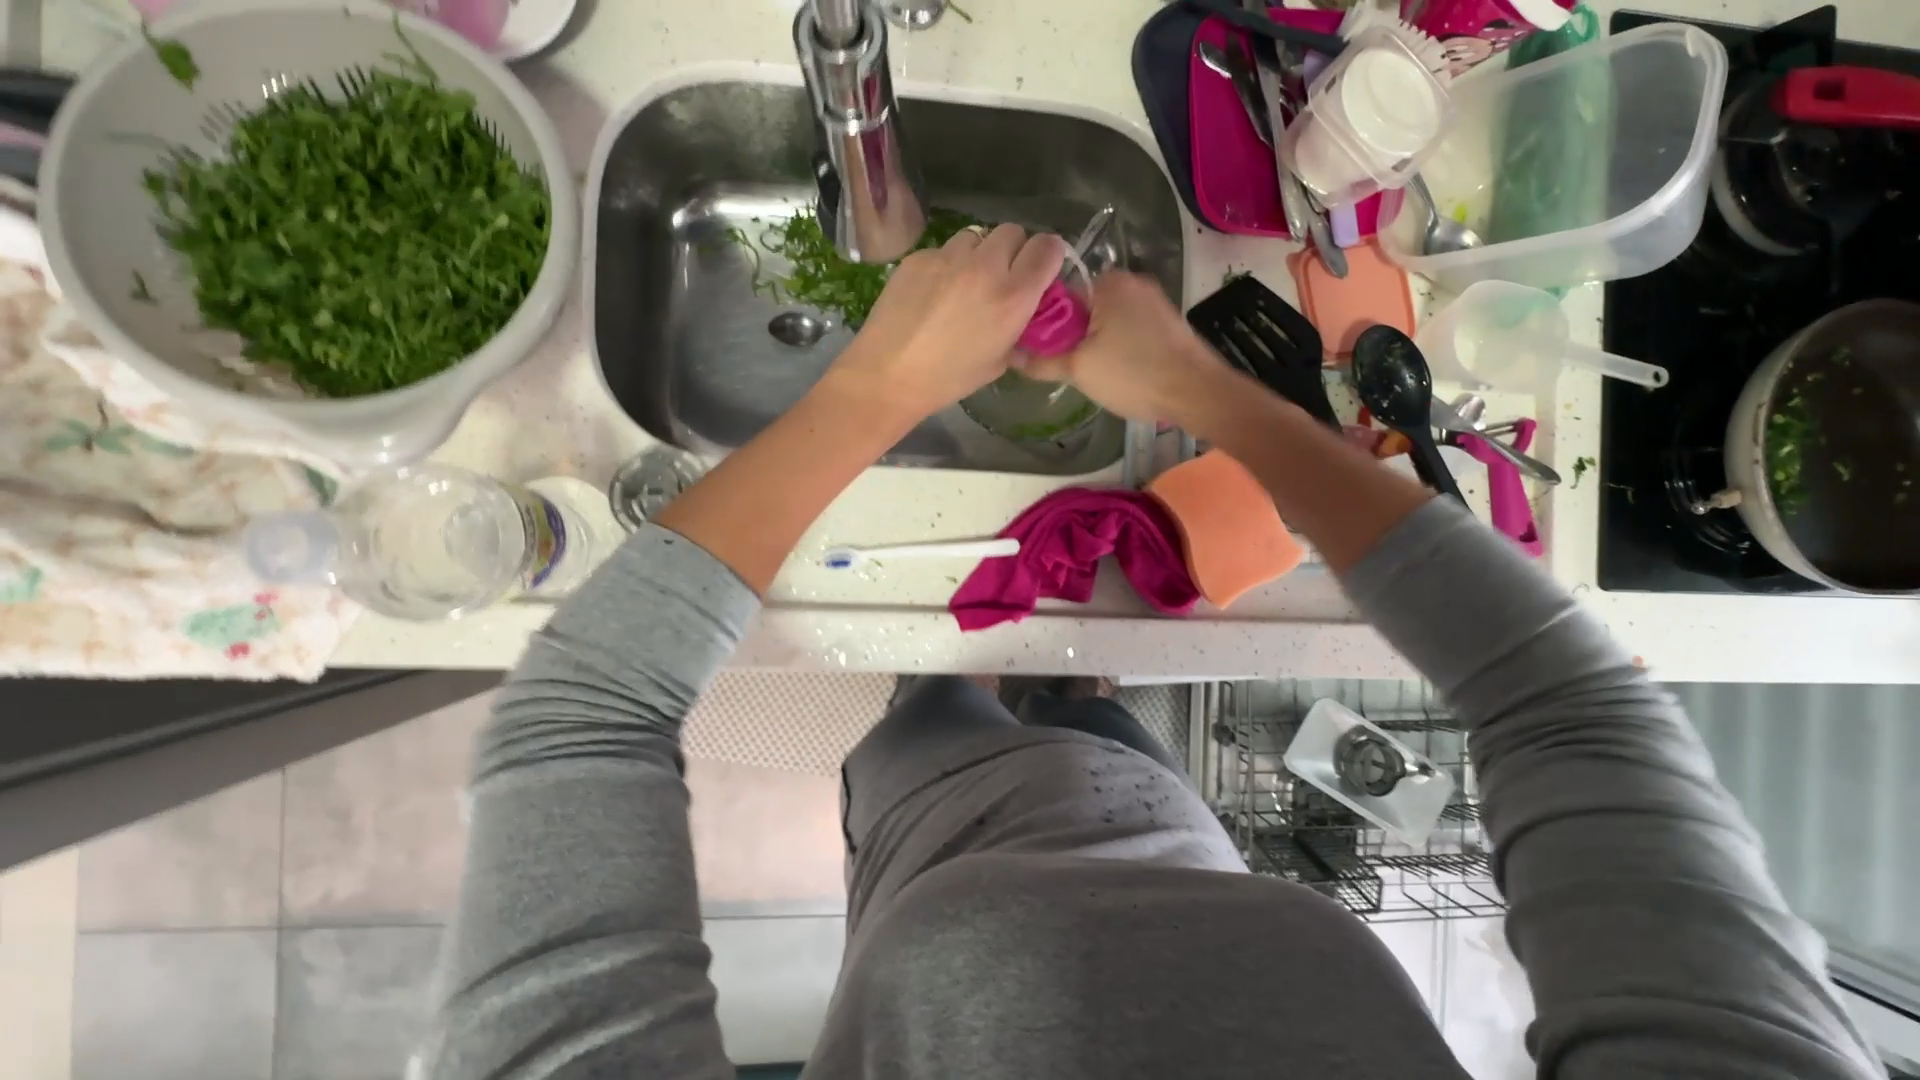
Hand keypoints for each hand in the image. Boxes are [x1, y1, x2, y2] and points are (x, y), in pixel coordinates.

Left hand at [827, 223, 1064, 420]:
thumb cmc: (948, 379)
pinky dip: (946, 264)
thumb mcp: (998, 363)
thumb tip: (1026, 320)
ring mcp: (948, 257)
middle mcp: (985, 267)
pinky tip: (932, 292)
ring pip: (976, 236)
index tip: (1040, 269)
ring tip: (965, 282)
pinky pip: (943, 249)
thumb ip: (1019, 332)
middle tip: (1001, 276)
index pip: (1047, 248)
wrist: (888, 374)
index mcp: (1013, 297)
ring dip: (978, 253)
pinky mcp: (919, 256)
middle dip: (1012, 250)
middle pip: (1012, 232)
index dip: (1047, 256)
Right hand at [1024, 272, 1230, 423]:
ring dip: (1093, 342)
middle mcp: (1132, 281)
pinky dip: (1116, 345)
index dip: (1042, 322)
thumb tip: (1010, 356)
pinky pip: (1128, 328)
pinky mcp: (1167, 321)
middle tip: (1061, 365)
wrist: (1196, 392)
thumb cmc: (1133, 374)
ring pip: (1106, 319)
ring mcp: (1153, 300)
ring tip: (1087, 371)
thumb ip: (1042, 361)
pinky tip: (1115, 370)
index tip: (1035, 349)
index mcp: (1108, 282)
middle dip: (1070, 334)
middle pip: (1083, 306)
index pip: (1058, 294)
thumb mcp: (1079, 370)